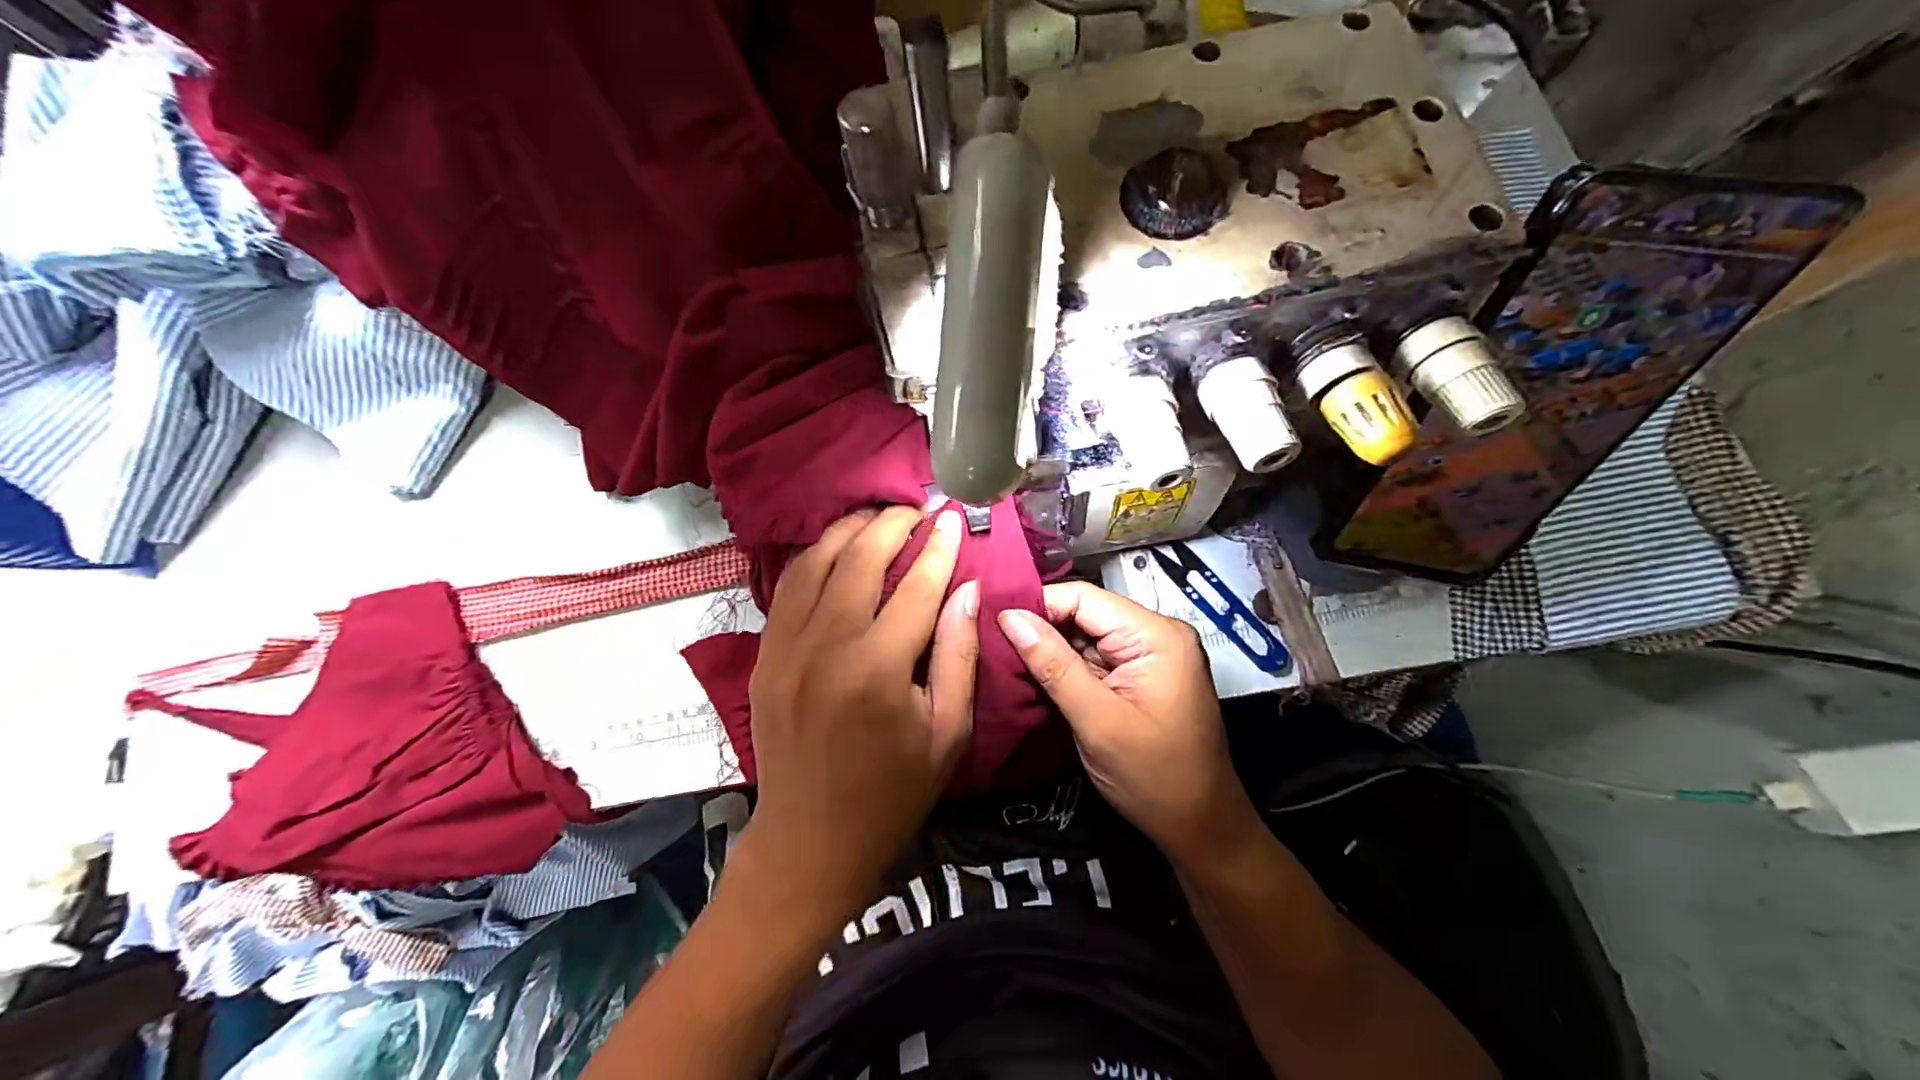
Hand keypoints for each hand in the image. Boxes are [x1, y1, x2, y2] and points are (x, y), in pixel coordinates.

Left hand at [743, 505, 979, 915]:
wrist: (810, 838)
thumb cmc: (892, 793)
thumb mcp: (948, 733)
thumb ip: (958, 655)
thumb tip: (966, 588)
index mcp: (879, 671)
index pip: (917, 586)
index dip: (939, 546)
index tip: (952, 517)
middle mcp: (827, 647)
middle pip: (861, 558)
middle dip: (894, 522)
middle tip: (919, 507)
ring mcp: (787, 648)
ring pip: (816, 562)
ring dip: (850, 529)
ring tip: (880, 516)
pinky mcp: (765, 655)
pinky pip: (788, 588)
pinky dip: (815, 557)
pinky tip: (838, 549)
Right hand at [997, 582, 1259, 866]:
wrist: (1201, 828)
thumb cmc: (1157, 779)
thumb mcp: (1097, 721)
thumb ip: (1053, 665)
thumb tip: (1009, 618)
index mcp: (1157, 636)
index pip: (1084, 598)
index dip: (1037, 606)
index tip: (993, 624)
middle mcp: (1156, 635)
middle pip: (1084, 614)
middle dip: (1041, 630)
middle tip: (994, 647)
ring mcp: (1149, 657)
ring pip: (1084, 637)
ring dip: (1050, 652)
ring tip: (1008, 665)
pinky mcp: (1139, 677)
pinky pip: (1094, 660)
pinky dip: (1066, 670)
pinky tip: (1037, 681)